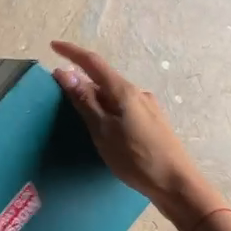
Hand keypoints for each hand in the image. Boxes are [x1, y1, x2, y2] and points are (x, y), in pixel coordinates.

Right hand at [51, 41, 227, 230]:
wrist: (178, 185)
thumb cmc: (137, 158)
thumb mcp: (103, 131)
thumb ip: (84, 101)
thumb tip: (64, 72)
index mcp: (124, 91)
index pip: (93, 63)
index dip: (71, 52)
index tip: (52, 45)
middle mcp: (137, 93)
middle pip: (103, 78)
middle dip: (81, 79)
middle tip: (59, 91)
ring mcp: (147, 107)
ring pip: (113, 94)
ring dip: (94, 96)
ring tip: (78, 113)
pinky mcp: (151, 122)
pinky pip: (121, 106)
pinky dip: (106, 108)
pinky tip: (103, 126)